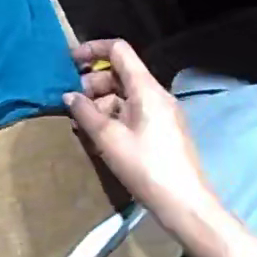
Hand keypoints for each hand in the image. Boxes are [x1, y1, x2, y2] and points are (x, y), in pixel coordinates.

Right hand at [65, 39, 219, 227]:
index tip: (70, 61)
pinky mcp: (163, 130)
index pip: (118, 50)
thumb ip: (85, 113)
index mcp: (146, 88)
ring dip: (100, 103)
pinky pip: (133, 111)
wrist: (187, 206)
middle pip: (120, 73)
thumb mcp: (109, 139)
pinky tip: (98, 137)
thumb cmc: (146, 167)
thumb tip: (69, 95)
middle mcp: (156, 93)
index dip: (92, 49)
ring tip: (81, 124)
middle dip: (92, 83)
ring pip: (125, 94)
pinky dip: (113, 117)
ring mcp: (162, 112)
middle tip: (72, 103)